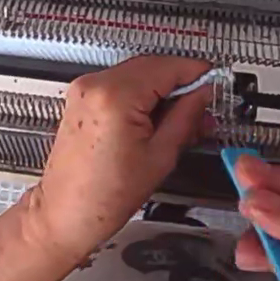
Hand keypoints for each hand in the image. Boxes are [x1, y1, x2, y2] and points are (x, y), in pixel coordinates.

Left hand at [24, 56, 215, 263]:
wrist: (64, 215)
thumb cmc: (103, 197)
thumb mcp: (160, 156)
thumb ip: (186, 117)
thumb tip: (204, 94)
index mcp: (116, 96)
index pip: (169, 67)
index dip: (197, 73)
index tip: (215, 81)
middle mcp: (96, 84)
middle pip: (153, 65)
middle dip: (181, 82)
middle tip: (204, 104)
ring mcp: (85, 89)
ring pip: (138, 73)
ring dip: (163, 88)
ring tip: (183, 117)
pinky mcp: (82, 98)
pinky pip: (121, 83)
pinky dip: (142, 94)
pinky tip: (157, 117)